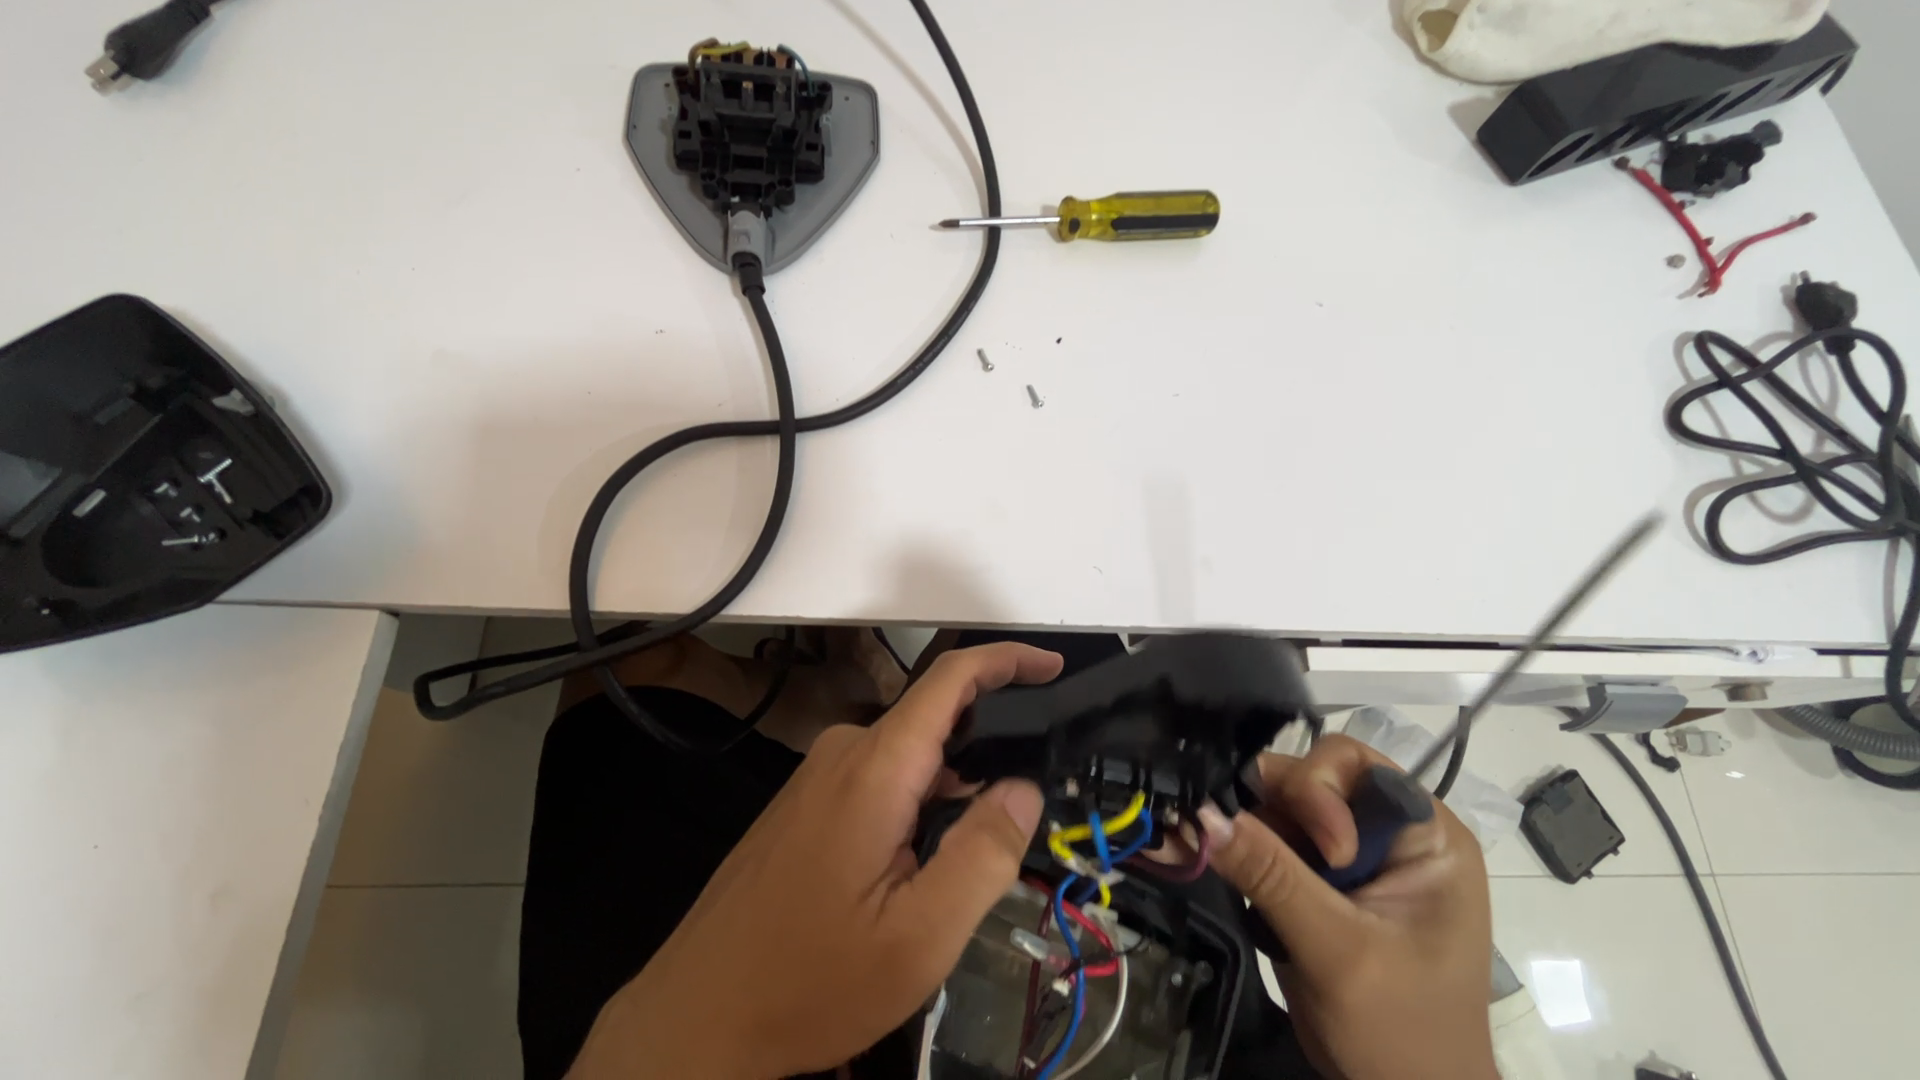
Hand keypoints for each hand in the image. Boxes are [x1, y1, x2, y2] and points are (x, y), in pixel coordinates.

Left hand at [569, 643, 1064, 1079]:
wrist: (698, 1017)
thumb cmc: (811, 980)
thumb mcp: (919, 935)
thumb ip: (983, 853)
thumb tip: (1024, 787)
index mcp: (875, 769)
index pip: (949, 680)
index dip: (1006, 659)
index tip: (1053, 667)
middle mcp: (842, 754)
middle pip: (933, 721)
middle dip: (990, 746)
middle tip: (1029, 807)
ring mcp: (816, 778)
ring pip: (907, 758)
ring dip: (952, 787)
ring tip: (976, 856)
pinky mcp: (803, 805)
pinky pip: (877, 780)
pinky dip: (918, 802)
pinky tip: (922, 864)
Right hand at [1199, 735, 1496, 1079]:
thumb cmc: (1400, 1032)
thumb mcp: (1337, 950)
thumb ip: (1270, 875)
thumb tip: (1199, 812)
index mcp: (1425, 835)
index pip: (1354, 766)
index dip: (1319, 792)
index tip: (1322, 858)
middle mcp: (1388, 832)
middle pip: (1310, 781)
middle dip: (1271, 813)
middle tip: (1241, 860)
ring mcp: (1353, 859)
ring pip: (1280, 812)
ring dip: (1248, 836)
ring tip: (1218, 869)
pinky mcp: (1321, 884)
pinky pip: (1271, 846)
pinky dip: (1243, 858)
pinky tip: (1219, 873)